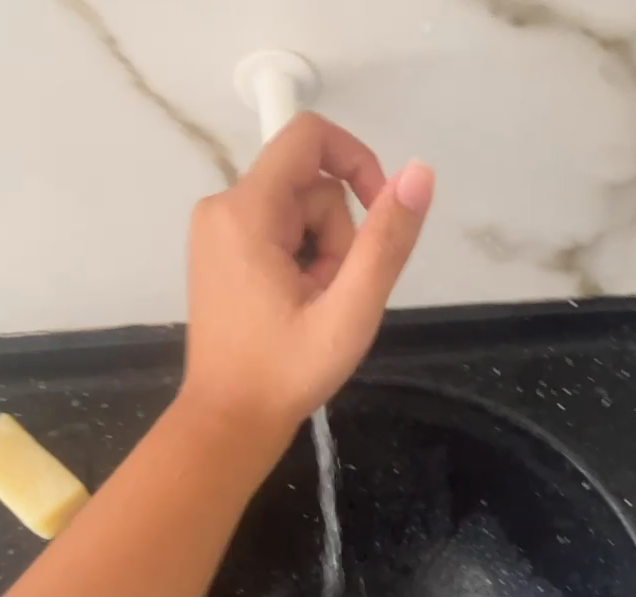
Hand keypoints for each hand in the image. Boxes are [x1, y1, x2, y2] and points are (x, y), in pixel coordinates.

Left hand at [180, 112, 433, 444]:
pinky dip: (300, 263)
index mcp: (246, 212)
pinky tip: (296, 307)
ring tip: (314, 309)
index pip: (309, 137)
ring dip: (322, 255)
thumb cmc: (286, 374)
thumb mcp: (349, 313)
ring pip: (297, 212)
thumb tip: (418, 174)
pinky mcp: (220, 252)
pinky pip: (277, 232)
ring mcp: (217, 230)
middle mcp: (222, 207)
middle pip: (309, 185)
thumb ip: (386, 243)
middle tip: (332, 298)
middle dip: (337, 236)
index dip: (358, 162)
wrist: (229, 420)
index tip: (379, 215)